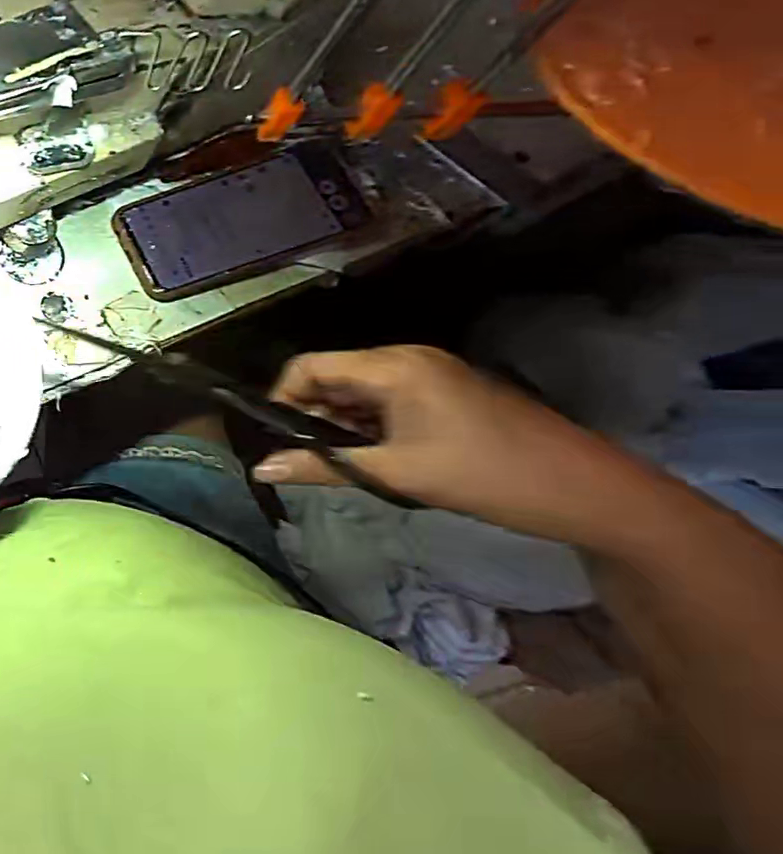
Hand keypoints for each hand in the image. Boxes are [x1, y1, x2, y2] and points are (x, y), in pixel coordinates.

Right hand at [250, 345, 674, 548]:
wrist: (595, 495)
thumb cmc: (487, 477)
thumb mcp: (396, 475)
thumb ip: (320, 466)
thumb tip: (259, 468)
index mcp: (393, 367)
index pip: (307, 367)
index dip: (282, 399)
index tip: (280, 438)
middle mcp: (407, 358)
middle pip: (331, 374)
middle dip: (312, 413)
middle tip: (313, 455)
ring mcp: (431, 371)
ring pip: (357, 388)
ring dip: (341, 420)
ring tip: (349, 459)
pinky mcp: (446, 388)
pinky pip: (385, 395)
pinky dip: (369, 421)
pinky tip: (379, 452)